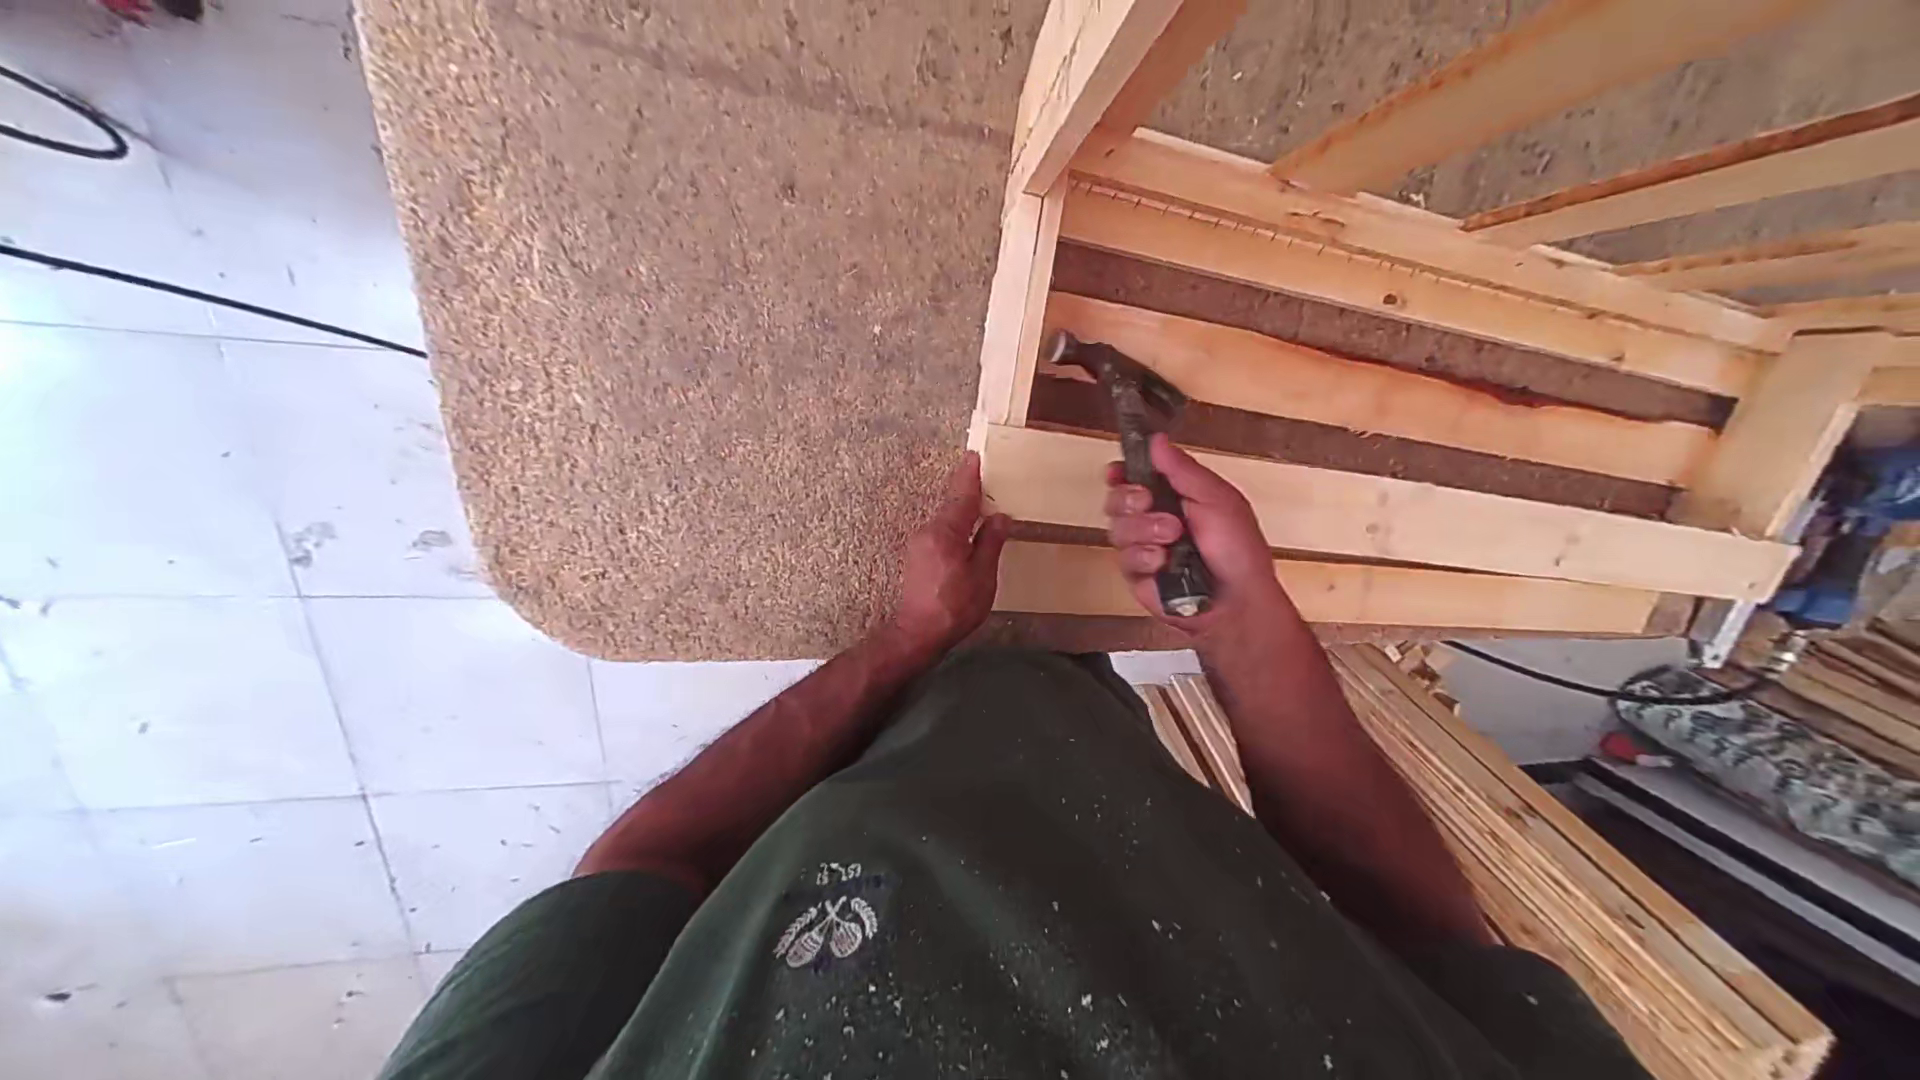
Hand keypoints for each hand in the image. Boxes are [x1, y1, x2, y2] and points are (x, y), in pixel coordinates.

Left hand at [890, 451, 1010, 655]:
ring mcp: (919, 544)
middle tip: (983, 476)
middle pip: (951, 505)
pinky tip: (965, 532)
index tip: (974, 456)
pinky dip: (954, 526)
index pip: (961, 496)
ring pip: (945, 519)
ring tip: (980, 505)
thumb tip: (1000, 518)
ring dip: (961, 510)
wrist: (918, 633)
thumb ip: (990, 542)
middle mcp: (927, 532)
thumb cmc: (954, 607)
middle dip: (967, 490)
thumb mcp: (982, 576)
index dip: (969, 476)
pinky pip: (939, 532)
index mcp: (945, 532)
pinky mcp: (917, 557)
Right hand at [1105, 434, 1293, 637]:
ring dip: (1143, 529)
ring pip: (1116, 528)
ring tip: (1171, 537)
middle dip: (1128, 499)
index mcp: (1173, 496)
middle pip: (1115, 499)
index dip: (1120, 472)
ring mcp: (1142, 547)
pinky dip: (1144, 557)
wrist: (1236, 599)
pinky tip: (1164, 562)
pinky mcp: (1136, 573)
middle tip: (1148, 502)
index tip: (1118, 471)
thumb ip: (1182, 469)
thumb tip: (1157, 440)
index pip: (1132, 476)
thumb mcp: (1216, 498)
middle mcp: (1153, 519)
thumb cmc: (1238, 550)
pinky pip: (1122, 558)